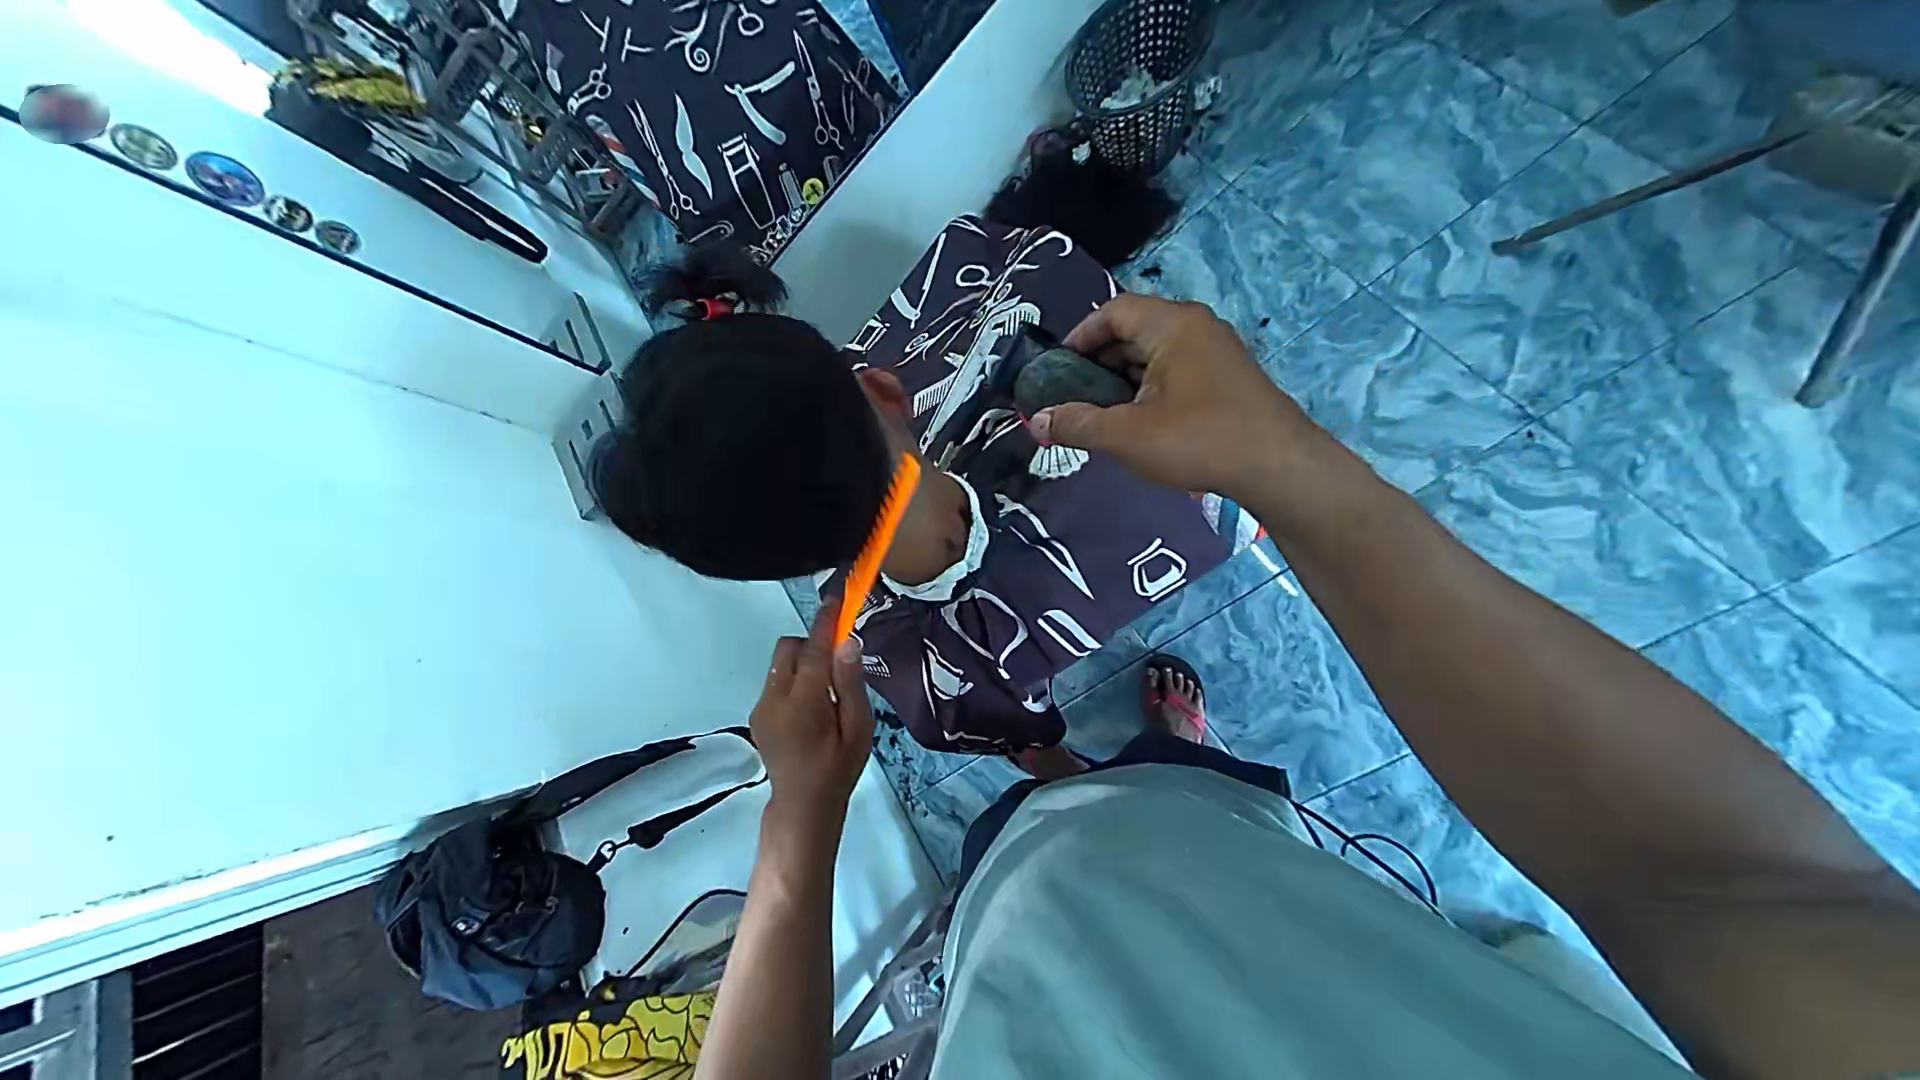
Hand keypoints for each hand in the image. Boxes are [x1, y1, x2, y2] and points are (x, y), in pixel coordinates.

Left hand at [748, 600, 875, 821]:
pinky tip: (810, 710)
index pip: (814, 649)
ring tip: (825, 696)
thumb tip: (847, 642)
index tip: (836, 597)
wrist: (802, 807)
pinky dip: (795, 681)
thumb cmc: (838, 768)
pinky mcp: (757, 714)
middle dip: (812, 646)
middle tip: (837, 670)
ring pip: (781, 663)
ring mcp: (761, 707)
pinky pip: (776, 680)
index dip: (826, 621)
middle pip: (789, 648)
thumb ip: (850, 683)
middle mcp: (775, 699)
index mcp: (804, 703)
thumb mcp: (859, 729)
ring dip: (804, 664)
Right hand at [1032, 294, 1321, 500]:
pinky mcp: (1226, 378)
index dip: (1079, 337)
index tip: (1057, 370)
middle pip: (1132, 332)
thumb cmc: (1198, 440)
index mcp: (1172, 325)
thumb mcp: (1126, 435)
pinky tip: (1137, 424)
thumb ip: (1077, 424)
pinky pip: (1174, 372)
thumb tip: (1035, 421)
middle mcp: (1195, 328)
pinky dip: (1147, 390)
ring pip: (1153, 355)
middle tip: (1073, 398)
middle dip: (1096, 364)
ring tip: (1099, 415)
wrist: (1278, 467)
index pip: (1113, 311)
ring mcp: (1215, 352)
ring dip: (1121, 381)